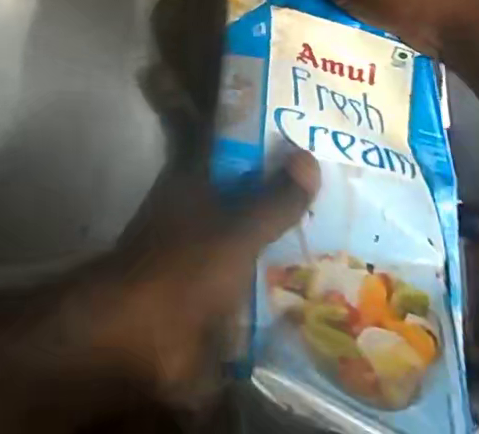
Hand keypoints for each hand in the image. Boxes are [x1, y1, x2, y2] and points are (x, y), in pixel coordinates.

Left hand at [70, 151, 319, 409]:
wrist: (139, 336)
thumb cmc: (186, 268)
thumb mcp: (239, 231)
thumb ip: (275, 200)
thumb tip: (311, 157)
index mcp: (195, 181)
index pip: (235, 148)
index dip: (268, 144)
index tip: (311, 142)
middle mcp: (196, 209)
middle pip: (247, 193)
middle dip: (284, 195)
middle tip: (339, 194)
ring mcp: (201, 251)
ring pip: (250, 234)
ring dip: (282, 239)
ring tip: (339, 239)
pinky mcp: (207, 291)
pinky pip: (249, 275)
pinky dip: (274, 277)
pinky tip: (315, 286)